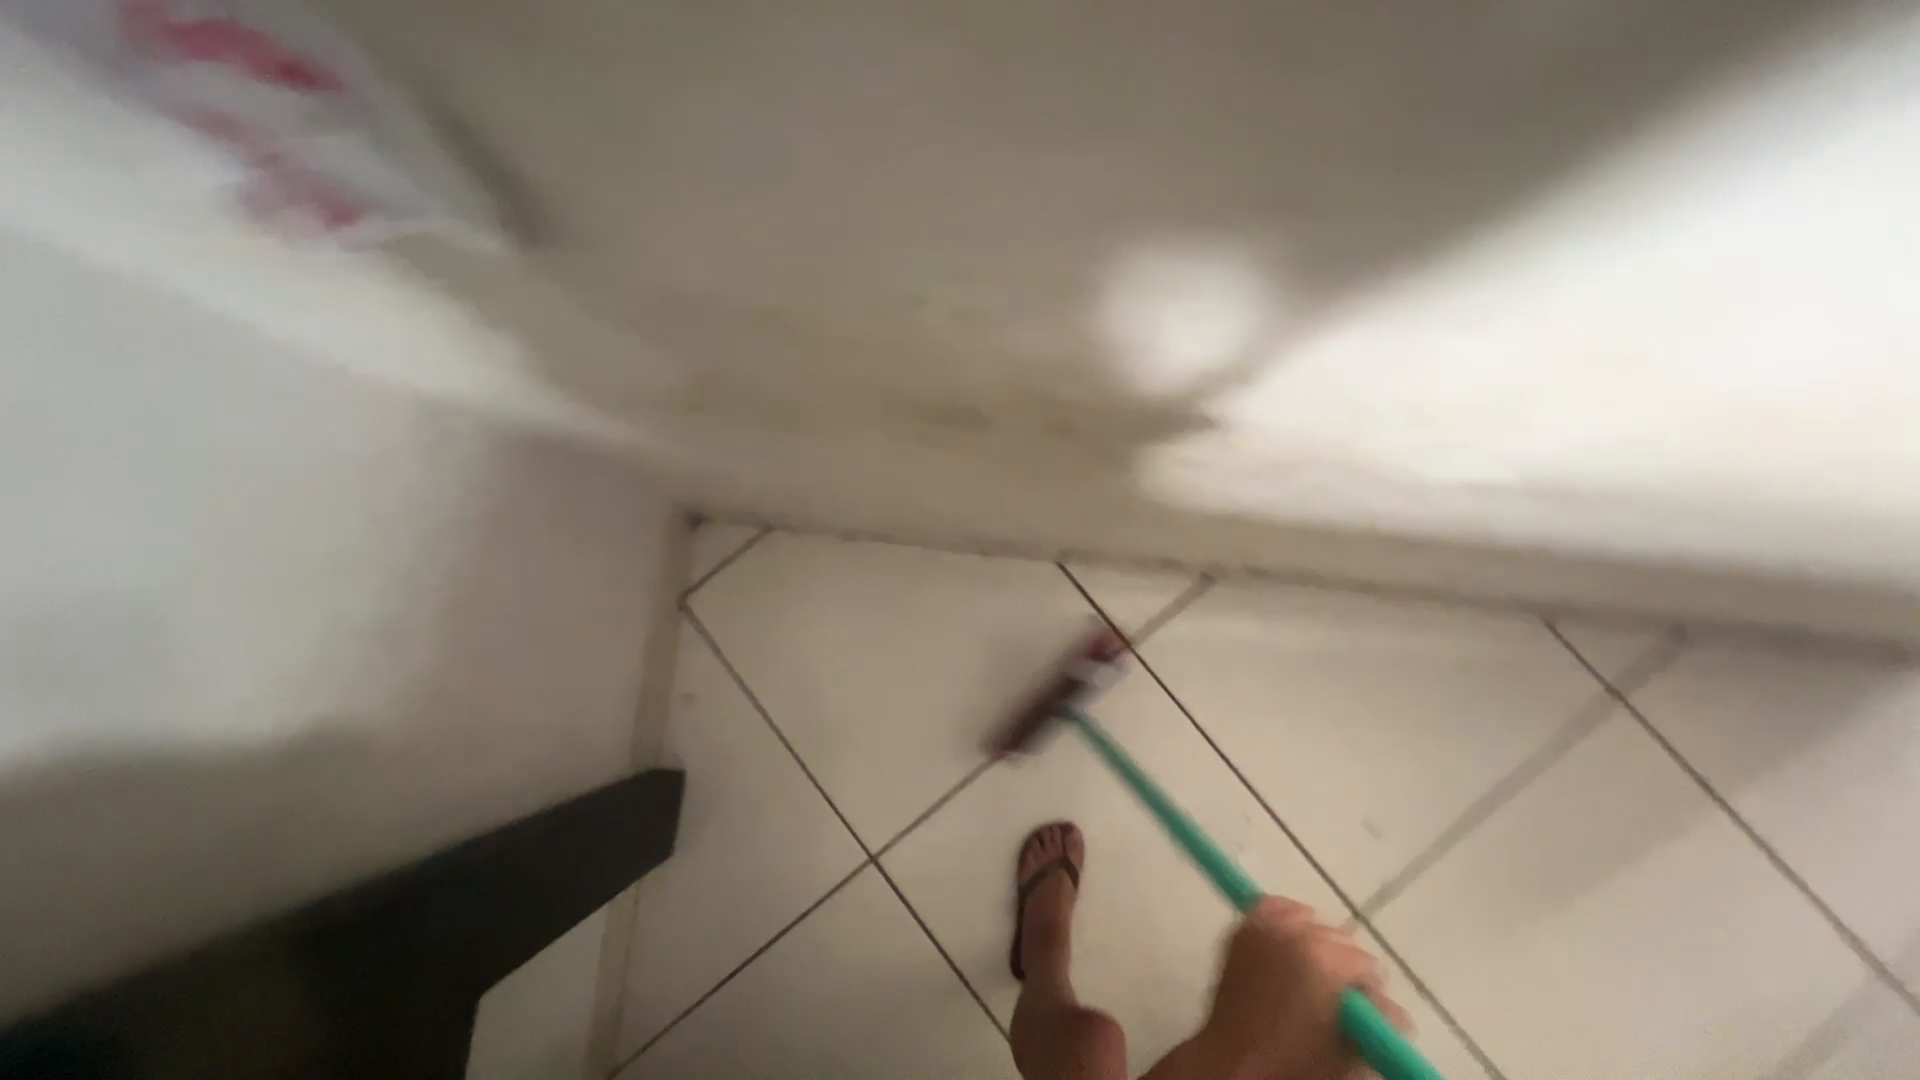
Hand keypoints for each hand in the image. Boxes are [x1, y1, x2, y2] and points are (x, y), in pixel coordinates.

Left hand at [1202, 897, 1409, 1079]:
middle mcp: (1295, 934)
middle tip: (1339, 995)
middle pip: (1339, 938)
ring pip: (1309, 920)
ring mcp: (1265, 927)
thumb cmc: (1295, 1062)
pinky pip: (1273, 906)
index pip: (1368, 965)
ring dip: (1316, 942)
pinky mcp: (1244, 928)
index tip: (1365, 1009)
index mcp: (1325, 963)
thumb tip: (1396, 1012)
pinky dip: (1286, 918)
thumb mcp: (1350, 1051)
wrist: (1235, 1061)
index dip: (1371, 989)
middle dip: (1345, 965)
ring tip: (1312, 972)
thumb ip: (1378, 1023)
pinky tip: (1291, 940)